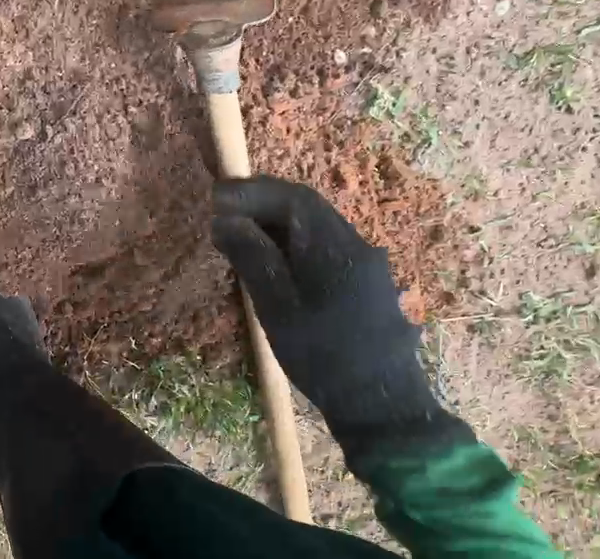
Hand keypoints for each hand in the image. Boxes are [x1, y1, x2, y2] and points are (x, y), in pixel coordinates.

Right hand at [210, 177, 467, 466]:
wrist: (383, 408)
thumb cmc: (324, 356)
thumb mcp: (277, 306)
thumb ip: (252, 256)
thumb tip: (224, 219)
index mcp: (337, 248)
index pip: (293, 199)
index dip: (251, 192)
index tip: (216, 198)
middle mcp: (356, 247)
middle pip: (306, 207)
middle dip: (262, 202)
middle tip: (222, 209)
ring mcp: (365, 265)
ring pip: (314, 226)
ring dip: (275, 221)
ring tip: (239, 232)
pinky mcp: (365, 284)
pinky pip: (322, 246)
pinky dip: (291, 241)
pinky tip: (270, 257)